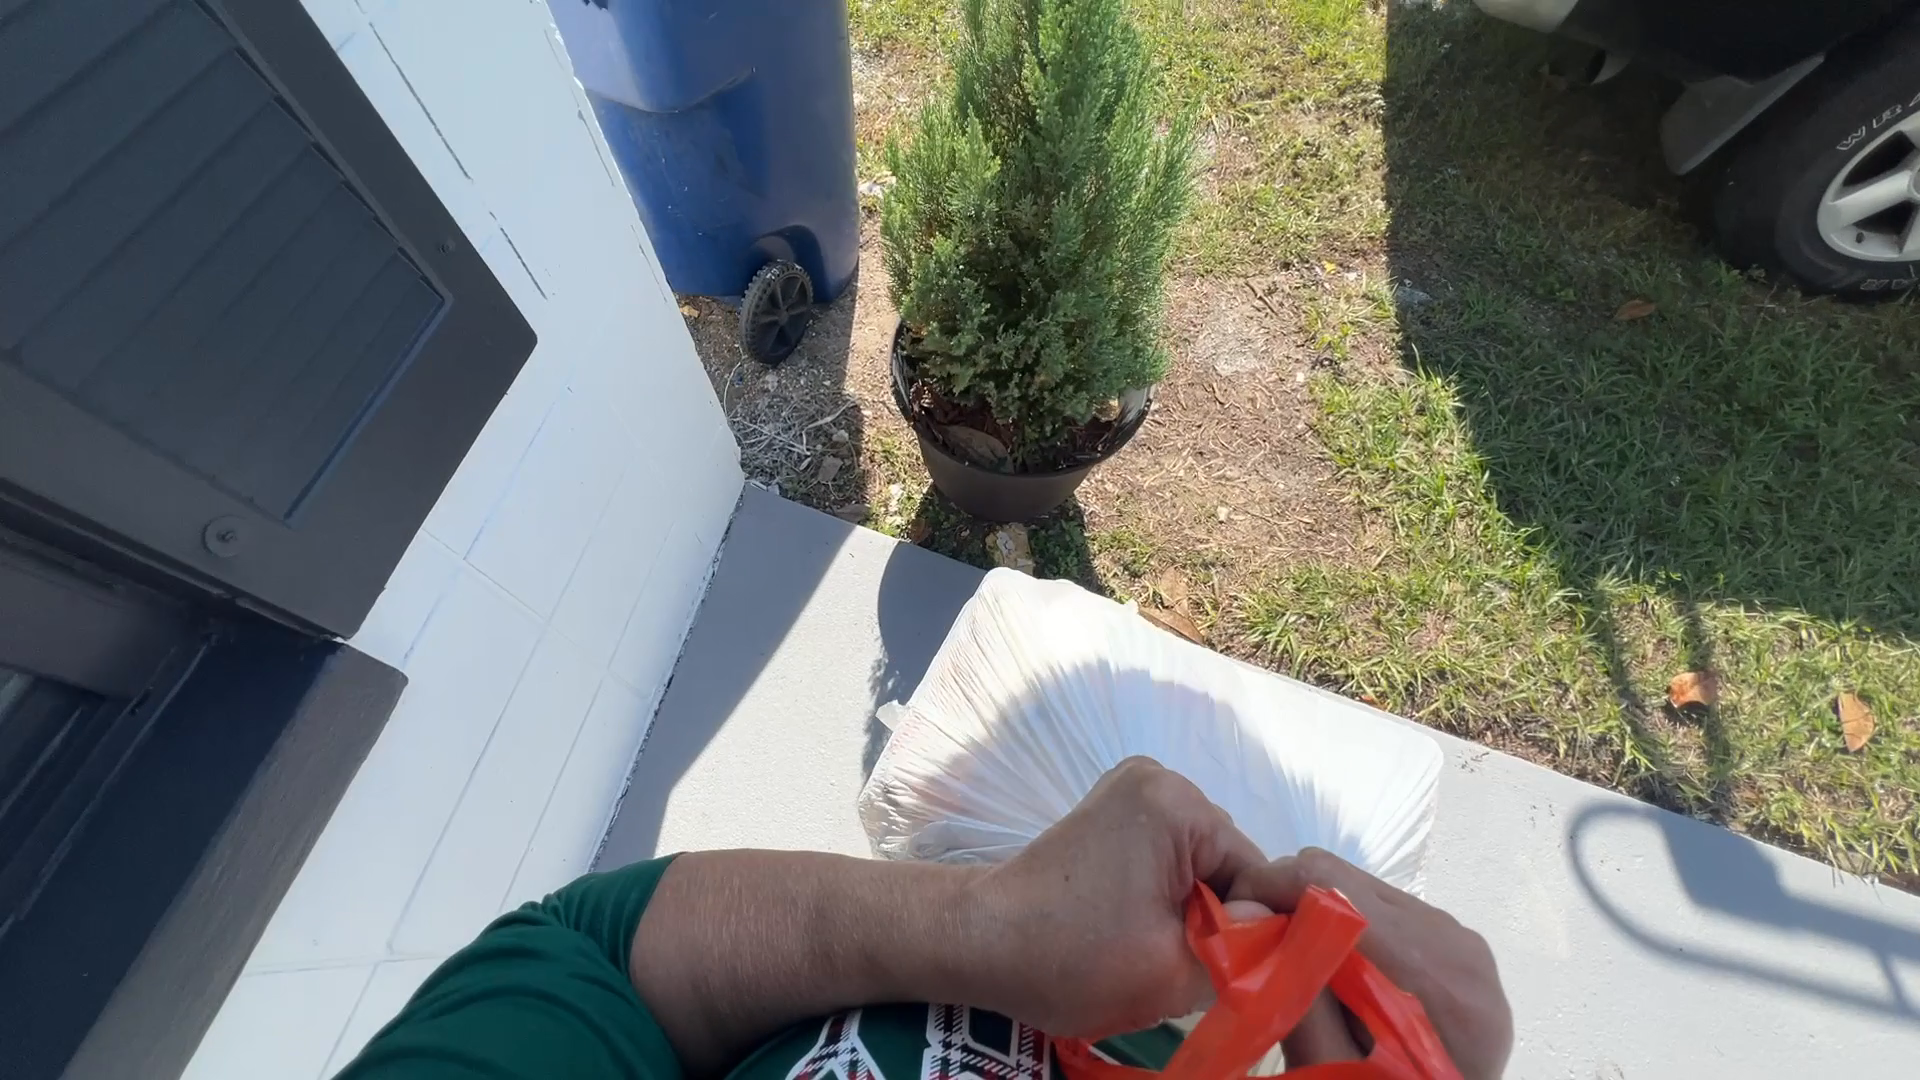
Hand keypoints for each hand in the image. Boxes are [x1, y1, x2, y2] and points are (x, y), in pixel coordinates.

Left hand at [965, 757, 1267, 1038]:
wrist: (985, 936)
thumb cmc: (1075, 955)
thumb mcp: (1176, 972)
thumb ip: (1247, 951)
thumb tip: (1284, 931)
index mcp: (1176, 803)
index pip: (1257, 873)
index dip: (1255, 932)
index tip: (1233, 973)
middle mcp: (1157, 777)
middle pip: (1226, 860)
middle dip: (1221, 914)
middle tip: (1187, 962)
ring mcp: (1129, 786)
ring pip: (1198, 859)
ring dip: (1193, 904)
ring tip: (1157, 941)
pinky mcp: (1111, 806)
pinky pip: (1168, 848)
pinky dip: (1166, 886)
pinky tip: (1140, 918)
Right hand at [1228, 848, 1512, 1079]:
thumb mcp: (1330, 1070)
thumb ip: (1291, 992)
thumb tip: (1244, 912)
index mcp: (1432, 975)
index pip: (1330, 885)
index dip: (1267, 886)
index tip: (1234, 916)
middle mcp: (1453, 941)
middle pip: (1338, 876)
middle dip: (1285, 900)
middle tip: (1262, 947)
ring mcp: (1456, 935)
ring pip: (1351, 881)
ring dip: (1312, 911)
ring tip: (1303, 965)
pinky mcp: (1448, 936)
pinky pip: (1372, 899)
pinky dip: (1339, 921)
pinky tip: (1338, 968)